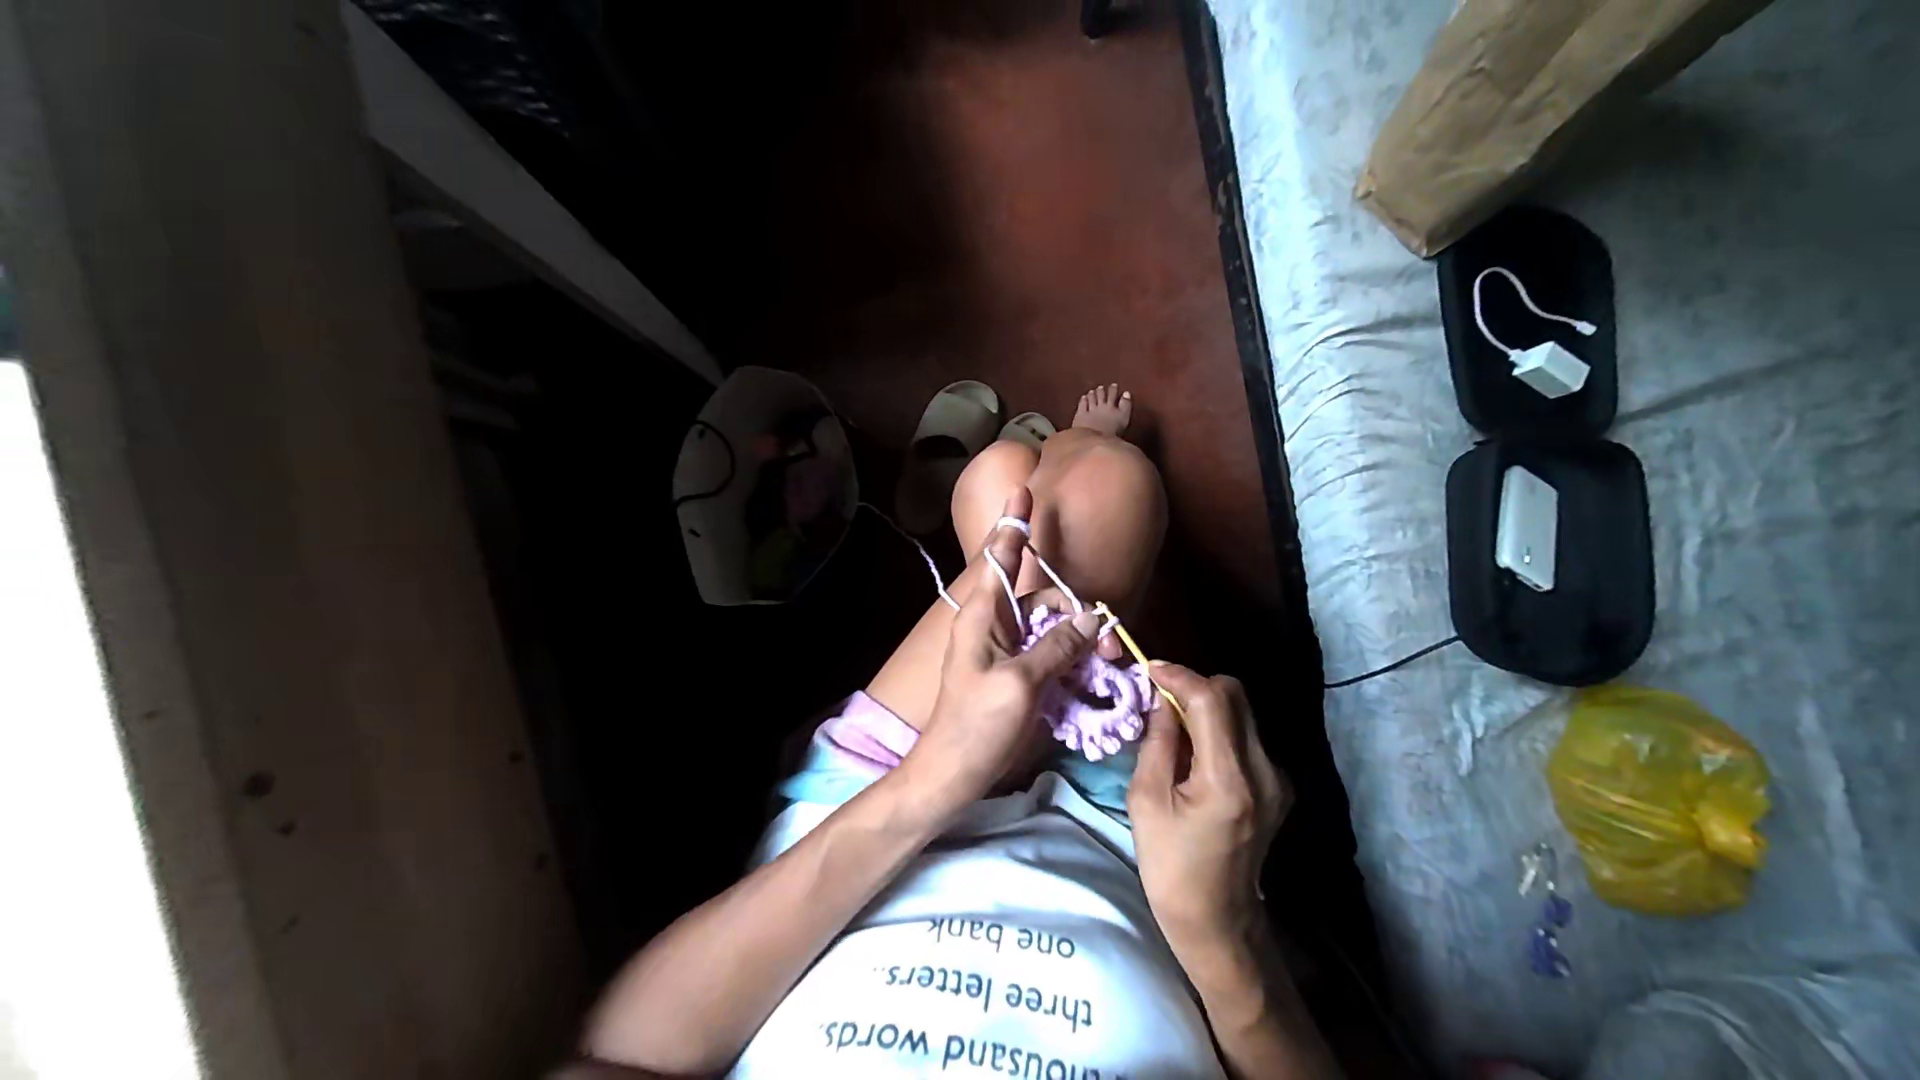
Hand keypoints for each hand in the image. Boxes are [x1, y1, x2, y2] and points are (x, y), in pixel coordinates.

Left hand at [899, 488, 1100, 815]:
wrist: (953, 772)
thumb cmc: (977, 724)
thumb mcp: (1020, 682)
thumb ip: (1058, 645)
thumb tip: (1093, 616)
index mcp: (983, 615)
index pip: (999, 557)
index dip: (1013, 525)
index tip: (1022, 489)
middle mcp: (994, 623)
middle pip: (1043, 598)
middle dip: (1079, 611)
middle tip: (1112, 643)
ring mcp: (1006, 649)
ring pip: (1053, 627)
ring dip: (1082, 639)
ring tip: (1110, 662)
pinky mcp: (1017, 672)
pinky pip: (1051, 652)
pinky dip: (1073, 658)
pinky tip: (1095, 674)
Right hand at [1127, 663, 1291, 965]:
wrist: (1217, 920)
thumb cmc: (1170, 866)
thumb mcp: (1146, 800)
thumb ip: (1158, 742)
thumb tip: (1160, 697)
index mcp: (1228, 779)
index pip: (1211, 700)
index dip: (1179, 676)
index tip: (1149, 669)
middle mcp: (1265, 771)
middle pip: (1235, 694)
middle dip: (1194, 686)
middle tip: (1160, 698)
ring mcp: (1279, 778)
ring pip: (1243, 711)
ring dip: (1206, 705)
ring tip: (1174, 726)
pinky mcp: (1279, 785)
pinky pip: (1247, 735)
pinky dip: (1218, 727)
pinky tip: (1195, 752)